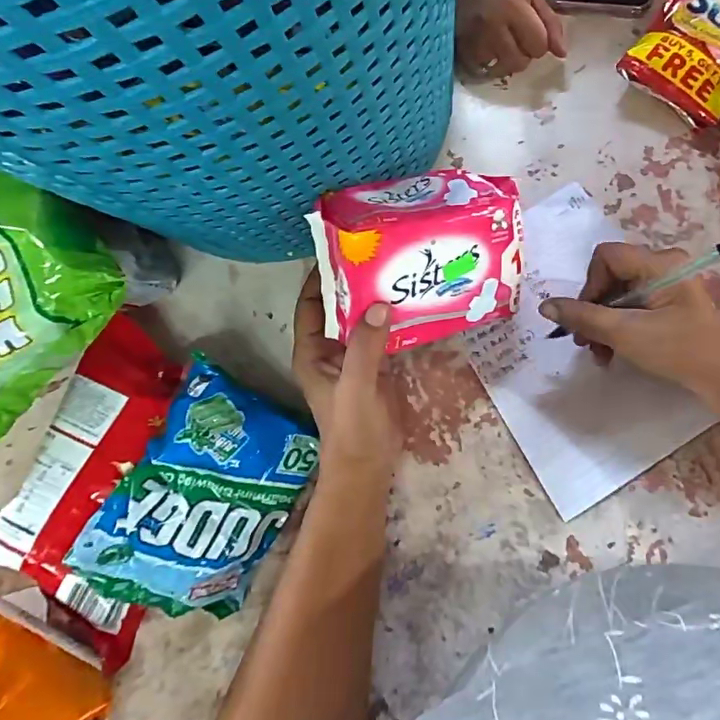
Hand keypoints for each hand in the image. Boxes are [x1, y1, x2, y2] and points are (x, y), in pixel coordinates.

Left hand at [291, 270, 406, 482]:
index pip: (310, 305)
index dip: (320, 279)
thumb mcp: (356, 385)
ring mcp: (352, 358)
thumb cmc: (352, 428)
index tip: (340, 252)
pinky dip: (391, 322)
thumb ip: (365, 346)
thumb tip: (379, 304)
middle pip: (337, 308)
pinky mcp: (374, 367)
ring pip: (360, 321)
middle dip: (353, 285)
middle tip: (377, 256)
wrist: (368, 466)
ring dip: (374, 301)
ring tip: (396, 272)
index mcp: (312, 351)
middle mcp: (329, 349)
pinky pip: (380, 336)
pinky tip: (410, 304)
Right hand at [456, 0, 567, 78]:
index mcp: (515, 10)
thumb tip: (561, 53)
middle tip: (517, 40)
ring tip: (501, 44)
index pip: (538, 46)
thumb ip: (550, 23)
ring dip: (505, 60)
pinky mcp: (461, 48)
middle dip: (523, 54)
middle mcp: (494, 28)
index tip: (532, 32)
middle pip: (519, 62)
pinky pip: (481, 69)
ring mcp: (475, 41)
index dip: (540, 43)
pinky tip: (486, 49)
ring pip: (500, 68)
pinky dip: (487, 63)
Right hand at [539, 242, 719, 392]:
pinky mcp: (668, 302)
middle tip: (583, 339)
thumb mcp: (623, 333)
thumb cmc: (677, 349)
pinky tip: (610, 350)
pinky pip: (631, 304)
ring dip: (600, 322)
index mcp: (660, 263)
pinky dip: (616, 325)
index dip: (590, 284)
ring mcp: (668, 284)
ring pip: (617, 293)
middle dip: (592, 309)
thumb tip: (545, 306)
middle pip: (609, 276)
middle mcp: (664, 265)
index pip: (606, 257)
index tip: (587, 315)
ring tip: (596, 351)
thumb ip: (582, 316)